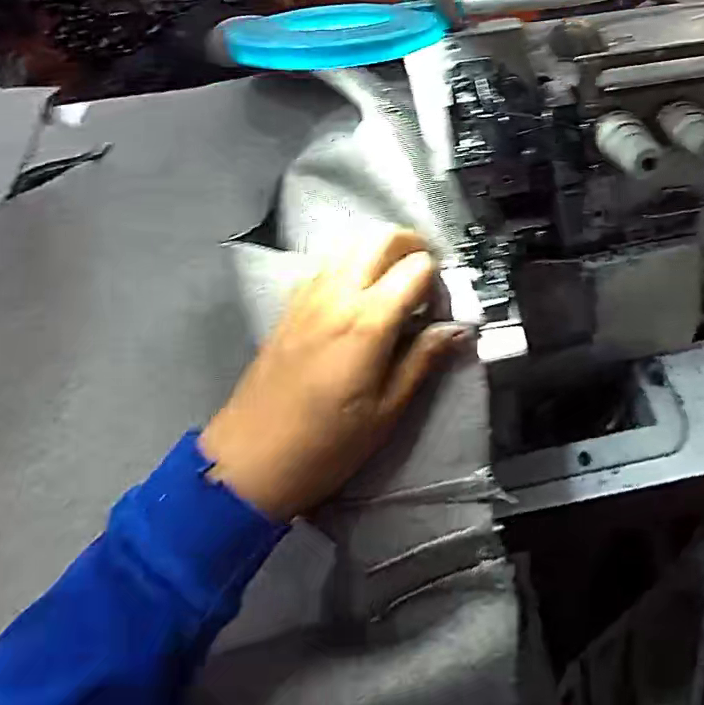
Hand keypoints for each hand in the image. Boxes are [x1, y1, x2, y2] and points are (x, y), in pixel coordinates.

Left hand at [199, 228, 469, 520]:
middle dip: (414, 247)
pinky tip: (361, 299)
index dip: (439, 281)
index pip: (417, 267)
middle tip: (426, 280)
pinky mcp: (290, 306)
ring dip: (383, 253)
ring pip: (353, 245)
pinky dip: (355, 265)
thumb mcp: (388, 410)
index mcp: (367, 321)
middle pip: (383, 238)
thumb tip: (457, 329)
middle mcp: (337, 297)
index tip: (440, 310)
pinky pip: (330, 264)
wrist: (246, 466)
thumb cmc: (325, 445)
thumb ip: (424, 358)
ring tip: (396, 288)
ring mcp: (308, 297)